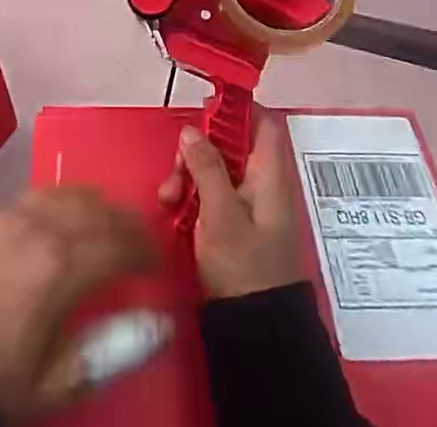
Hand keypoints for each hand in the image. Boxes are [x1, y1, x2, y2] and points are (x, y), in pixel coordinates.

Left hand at [0, 186, 154, 422]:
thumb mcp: (56, 381)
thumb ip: (115, 351)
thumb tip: (162, 325)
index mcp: (63, 267)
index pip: (124, 244)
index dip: (147, 252)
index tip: (156, 267)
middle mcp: (46, 228)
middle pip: (106, 212)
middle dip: (130, 227)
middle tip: (140, 246)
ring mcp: (18, 214)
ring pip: (78, 195)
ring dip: (103, 209)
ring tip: (110, 228)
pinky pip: (47, 194)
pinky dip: (70, 202)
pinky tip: (71, 218)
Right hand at [158, 116, 303, 298]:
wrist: (255, 328)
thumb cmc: (243, 266)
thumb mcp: (220, 214)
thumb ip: (207, 168)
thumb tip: (192, 128)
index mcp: (269, 172)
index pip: (262, 123)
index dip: (238, 108)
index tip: (206, 108)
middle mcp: (262, 182)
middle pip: (232, 145)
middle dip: (200, 150)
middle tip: (176, 168)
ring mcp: (248, 204)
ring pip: (218, 170)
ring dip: (190, 176)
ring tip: (168, 197)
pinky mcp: (234, 224)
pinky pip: (213, 195)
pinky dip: (193, 197)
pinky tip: (172, 211)